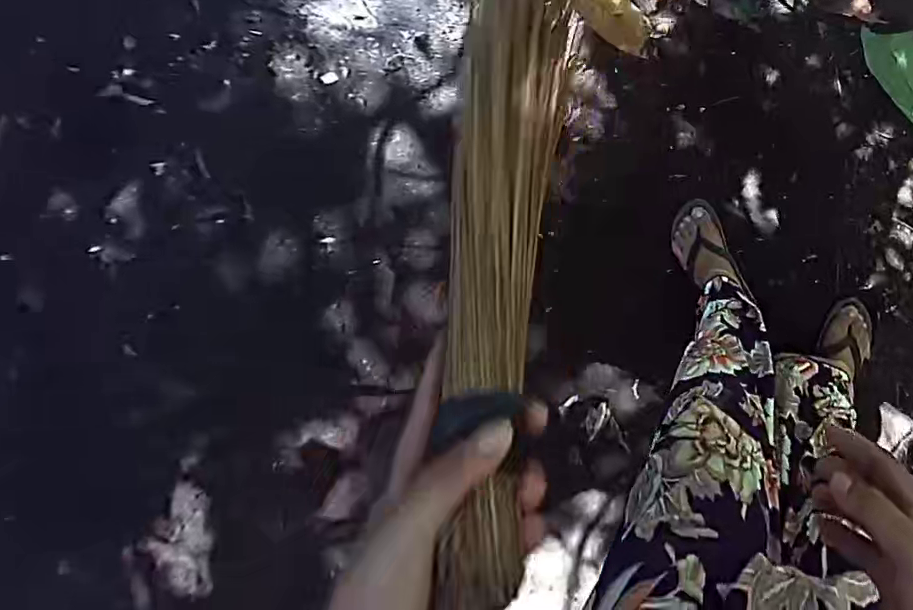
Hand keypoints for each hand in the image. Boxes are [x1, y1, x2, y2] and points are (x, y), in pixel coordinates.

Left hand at [328, 343, 546, 609]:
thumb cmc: (373, 602)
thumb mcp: (404, 534)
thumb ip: (449, 478)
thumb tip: (503, 426)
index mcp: (408, 481)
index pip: (429, 412)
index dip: (445, 370)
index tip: (467, 330)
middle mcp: (437, 499)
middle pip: (482, 443)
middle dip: (512, 428)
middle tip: (538, 420)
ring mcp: (460, 533)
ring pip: (506, 485)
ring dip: (528, 482)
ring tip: (534, 498)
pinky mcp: (481, 564)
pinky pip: (515, 531)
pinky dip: (530, 527)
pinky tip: (532, 534)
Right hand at [812, 424, 912, 609]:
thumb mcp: (908, 544)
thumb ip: (874, 508)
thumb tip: (841, 477)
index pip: (882, 464)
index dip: (856, 445)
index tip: (831, 432)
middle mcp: (907, 524)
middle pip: (869, 487)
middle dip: (842, 472)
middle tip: (816, 464)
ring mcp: (898, 551)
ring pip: (862, 516)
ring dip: (838, 502)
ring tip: (815, 493)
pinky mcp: (889, 577)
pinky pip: (859, 546)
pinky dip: (840, 535)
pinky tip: (826, 530)